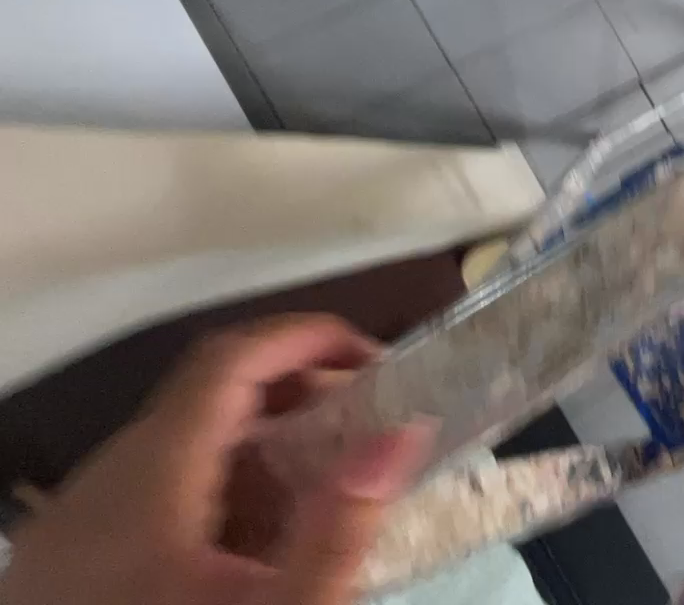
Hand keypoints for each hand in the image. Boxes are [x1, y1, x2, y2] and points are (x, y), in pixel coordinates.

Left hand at [0, 315, 432, 604]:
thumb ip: (341, 528)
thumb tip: (405, 432)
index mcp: (142, 488)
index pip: (230, 360)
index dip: (309, 336)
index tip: (380, 360)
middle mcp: (96, 489)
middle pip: (210, 387)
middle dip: (304, 381)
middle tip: (369, 413)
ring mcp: (73, 524)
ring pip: (186, 428)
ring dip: (271, 422)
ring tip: (328, 466)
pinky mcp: (70, 556)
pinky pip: (161, 472)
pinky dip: (231, 463)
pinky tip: (264, 521)